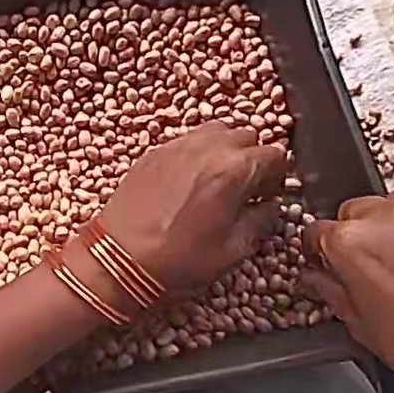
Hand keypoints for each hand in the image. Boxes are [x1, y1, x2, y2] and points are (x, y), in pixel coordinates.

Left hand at [93, 121, 286, 294]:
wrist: (117, 261)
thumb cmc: (175, 261)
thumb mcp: (231, 251)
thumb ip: (259, 221)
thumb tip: (269, 207)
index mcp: (233, 171)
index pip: (274, 155)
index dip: (276, 176)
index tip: (267, 194)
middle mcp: (206, 149)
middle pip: (246, 137)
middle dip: (252, 160)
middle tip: (245, 188)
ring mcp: (175, 147)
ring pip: (215, 131)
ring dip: (225, 149)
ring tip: (218, 180)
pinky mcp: (151, 154)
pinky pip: (185, 141)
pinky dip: (196, 153)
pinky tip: (190, 180)